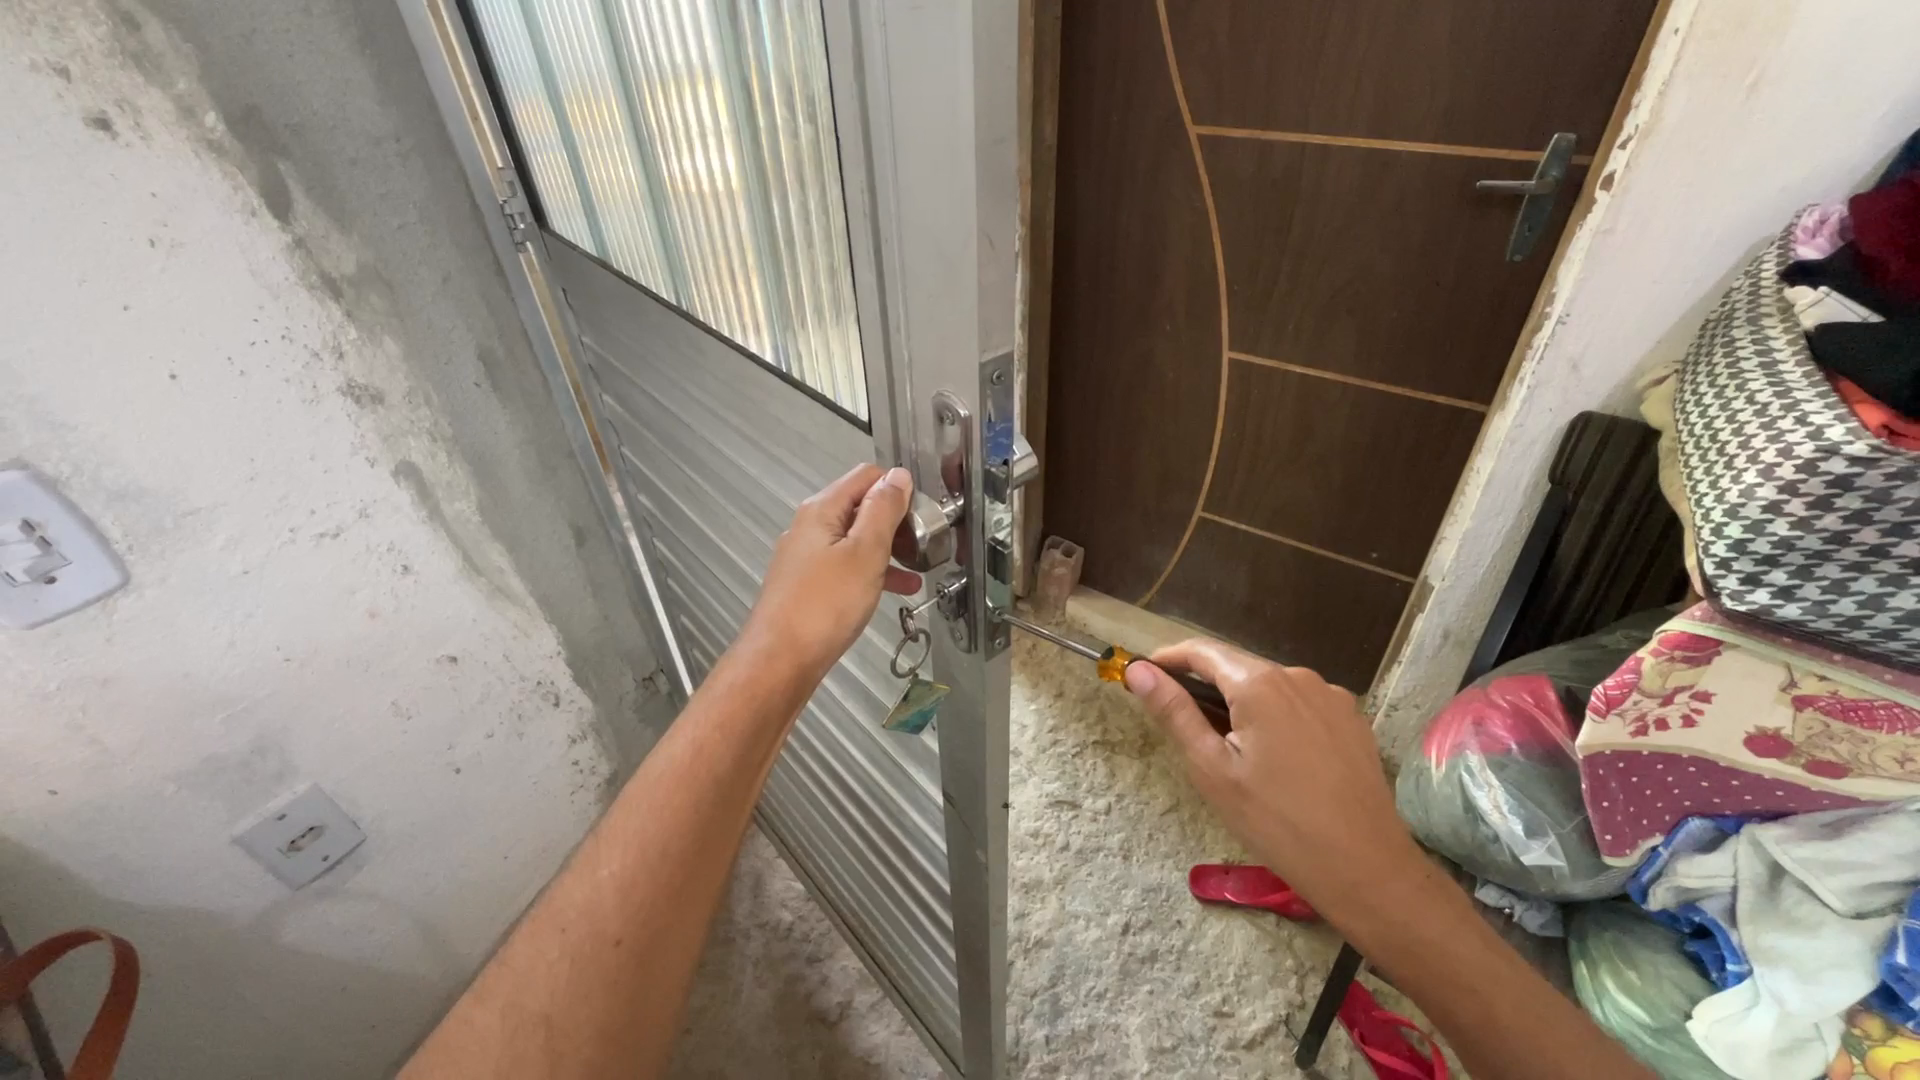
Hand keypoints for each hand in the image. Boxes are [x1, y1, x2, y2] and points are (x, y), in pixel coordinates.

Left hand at [743, 464, 920, 678]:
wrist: (781, 661)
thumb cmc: (825, 605)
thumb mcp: (865, 552)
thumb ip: (884, 510)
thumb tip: (898, 475)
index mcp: (822, 509)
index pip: (867, 476)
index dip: (899, 488)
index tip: (923, 514)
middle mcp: (810, 526)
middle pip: (861, 506)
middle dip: (896, 520)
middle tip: (925, 542)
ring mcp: (807, 556)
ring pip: (856, 539)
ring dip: (889, 547)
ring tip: (918, 565)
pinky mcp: (809, 584)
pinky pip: (848, 566)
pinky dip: (874, 571)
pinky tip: (898, 588)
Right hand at [1123, 639, 1424, 911]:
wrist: (1365, 867)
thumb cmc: (1276, 821)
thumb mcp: (1212, 769)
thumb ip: (1174, 712)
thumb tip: (1138, 671)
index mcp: (1260, 684)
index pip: (1202, 651)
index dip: (1168, 659)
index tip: (1143, 674)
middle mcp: (1299, 676)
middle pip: (1238, 668)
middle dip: (1205, 687)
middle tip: (1182, 725)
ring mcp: (1332, 697)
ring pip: (1271, 688)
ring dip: (1243, 705)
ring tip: (1230, 750)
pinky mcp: (1352, 720)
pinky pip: (1301, 705)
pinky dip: (1277, 718)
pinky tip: (1276, 759)